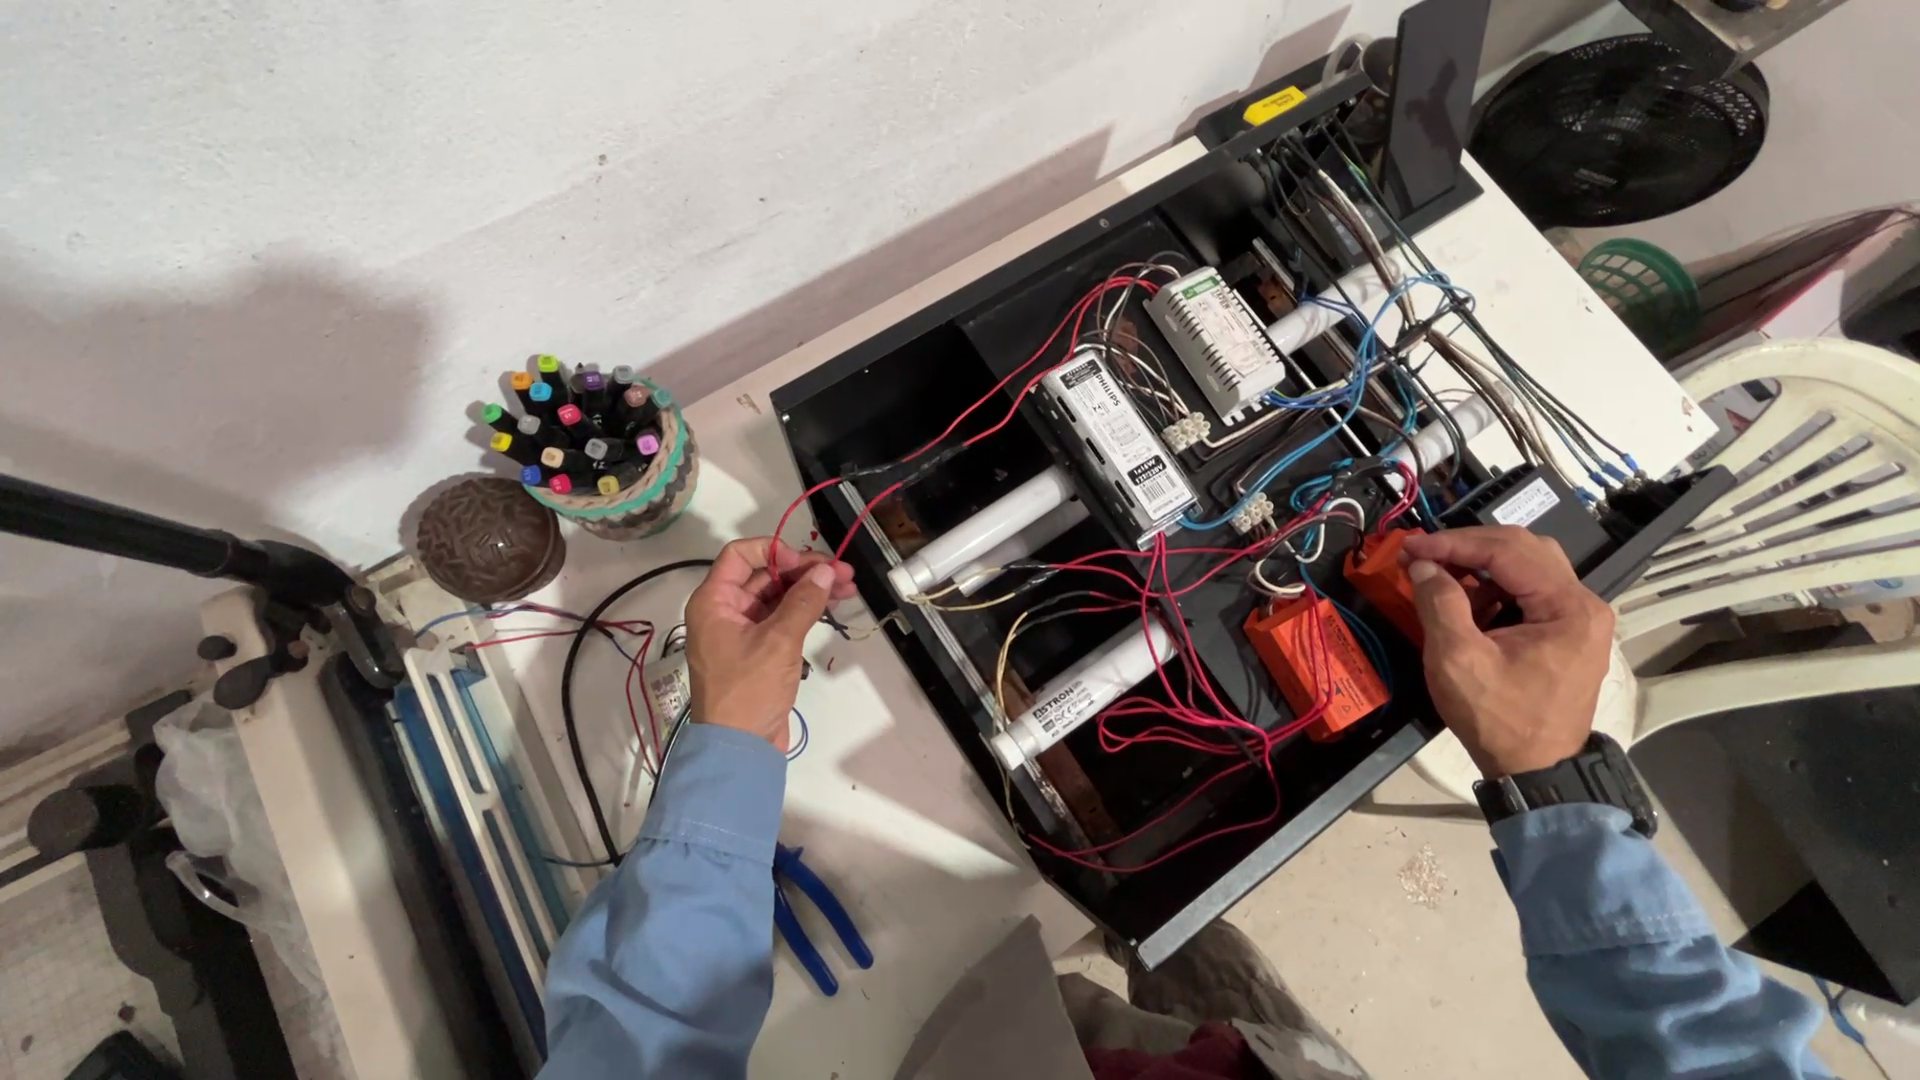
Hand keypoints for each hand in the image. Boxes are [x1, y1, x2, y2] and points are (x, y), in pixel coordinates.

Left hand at [685, 537, 856, 750]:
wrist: (739, 748)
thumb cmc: (749, 690)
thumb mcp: (778, 641)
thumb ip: (803, 602)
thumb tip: (824, 570)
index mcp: (714, 602)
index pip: (740, 555)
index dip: (774, 550)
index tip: (806, 562)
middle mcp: (725, 610)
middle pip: (765, 574)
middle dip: (804, 570)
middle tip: (843, 572)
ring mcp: (742, 630)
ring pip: (778, 595)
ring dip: (810, 589)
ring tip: (848, 586)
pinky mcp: (759, 649)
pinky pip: (782, 617)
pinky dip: (806, 609)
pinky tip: (832, 604)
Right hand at [1401, 526, 1613, 777]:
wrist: (1534, 768)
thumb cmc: (1497, 716)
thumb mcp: (1458, 659)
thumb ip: (1440, 603)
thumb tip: (1422, 565)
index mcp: (1568, 607)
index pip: (1507, 551)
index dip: (1453, 543)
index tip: (1409, 547)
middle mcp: (1583, 604)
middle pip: (1523, 548)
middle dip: (1467, 545)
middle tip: (1421, 553)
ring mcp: (1577, 617)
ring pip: (1526, 564)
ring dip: (1478, 562)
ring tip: (1437, 570)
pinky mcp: (1564, 631)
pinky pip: (1526, 588)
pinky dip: (1491, 583)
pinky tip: (1462, 595)